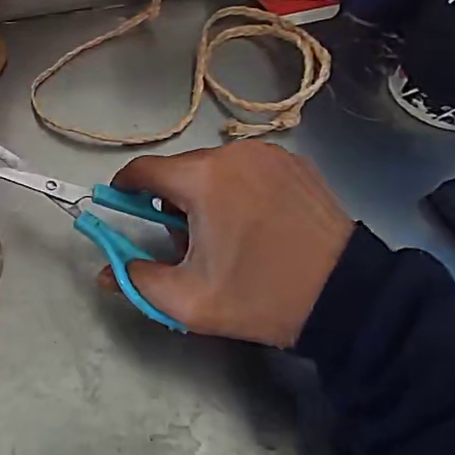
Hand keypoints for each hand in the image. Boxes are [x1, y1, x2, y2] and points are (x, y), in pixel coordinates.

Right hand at [110, 142, 351, 346]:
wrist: (348, 296)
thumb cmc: (261, 296)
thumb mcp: (190, 301)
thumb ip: (136, 281)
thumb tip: (107, 270)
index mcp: (203, 178)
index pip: (143, 170)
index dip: (125, 187)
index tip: (122, 205)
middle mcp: (234, 154)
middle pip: (180, 171)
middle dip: (171, 202)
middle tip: (186, 244)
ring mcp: (269, 154)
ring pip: (214, 169)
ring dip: (205, 195)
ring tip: (227, 237)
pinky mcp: (294, 162)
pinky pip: (247, 169)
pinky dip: (237, 189)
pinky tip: (256, 223)